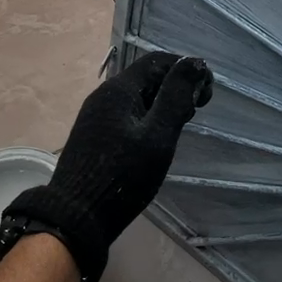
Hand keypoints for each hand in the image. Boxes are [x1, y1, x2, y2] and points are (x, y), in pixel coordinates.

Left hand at [0, 52, 212, 281]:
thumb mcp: (157, 137)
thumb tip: (193, 62)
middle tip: (199, 107)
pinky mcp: (93, 135)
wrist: (74, 219)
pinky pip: (127, 113)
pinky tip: (157, 137)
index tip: (207, 89)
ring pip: (137, 96)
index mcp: (119, 89)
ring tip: (183, 121)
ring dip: (164, 102)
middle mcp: (105, 95)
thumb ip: (175, 97)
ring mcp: (96, 116)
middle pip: (147, 77)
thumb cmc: (121, 176)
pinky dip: (149, 116)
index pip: (158, 61)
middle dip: (176, 85)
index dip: (185, 67)